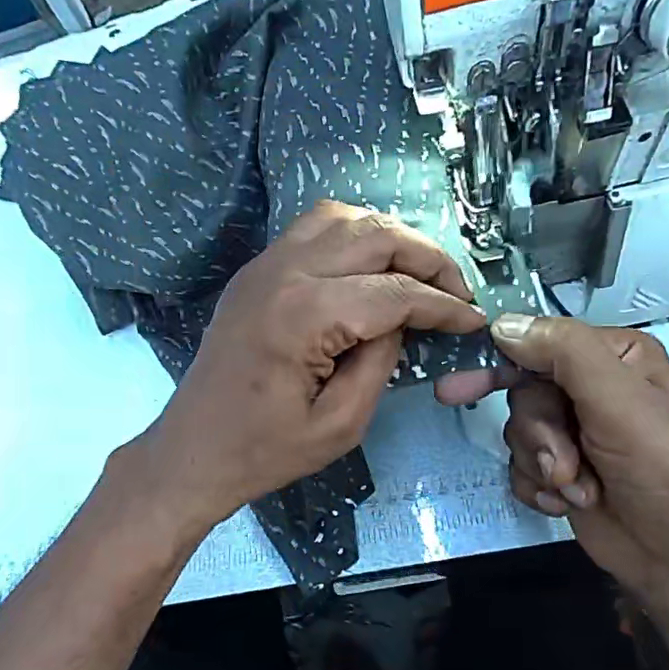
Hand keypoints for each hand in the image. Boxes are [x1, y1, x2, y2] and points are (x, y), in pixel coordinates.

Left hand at [130, 201, 485, 526]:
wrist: (193, 450)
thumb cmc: (268, 449)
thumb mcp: (344, 422)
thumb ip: (382, 361)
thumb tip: (405, 320)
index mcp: (305, 316)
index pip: (396, 292)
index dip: (444, 306)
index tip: (475, 321)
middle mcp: (284, 273)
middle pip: (377, 236)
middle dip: (430, 259)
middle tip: (458, 292)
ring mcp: (265, 264)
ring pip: (346, 218)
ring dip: (394, 238)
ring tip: (421, 274)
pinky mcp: (258, 270)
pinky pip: (316, 227)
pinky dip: (357, 234)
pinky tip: (375, 266)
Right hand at [435, 314, 668, 614]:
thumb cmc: (664, 465)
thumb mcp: (620, 398)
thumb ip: (563, 351)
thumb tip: (504, 323)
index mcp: (616, 359)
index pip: (544, 345)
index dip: (501, 364)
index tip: (455, 390)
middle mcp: (595, 393)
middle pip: (527, 394)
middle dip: (541, 433)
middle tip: (565, 462)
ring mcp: (579, 437)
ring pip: (521, 434)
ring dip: (544, 465)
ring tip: (579, 489)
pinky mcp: (567, 478)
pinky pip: (525, 469)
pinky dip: (539, 488)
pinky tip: (565, 504)